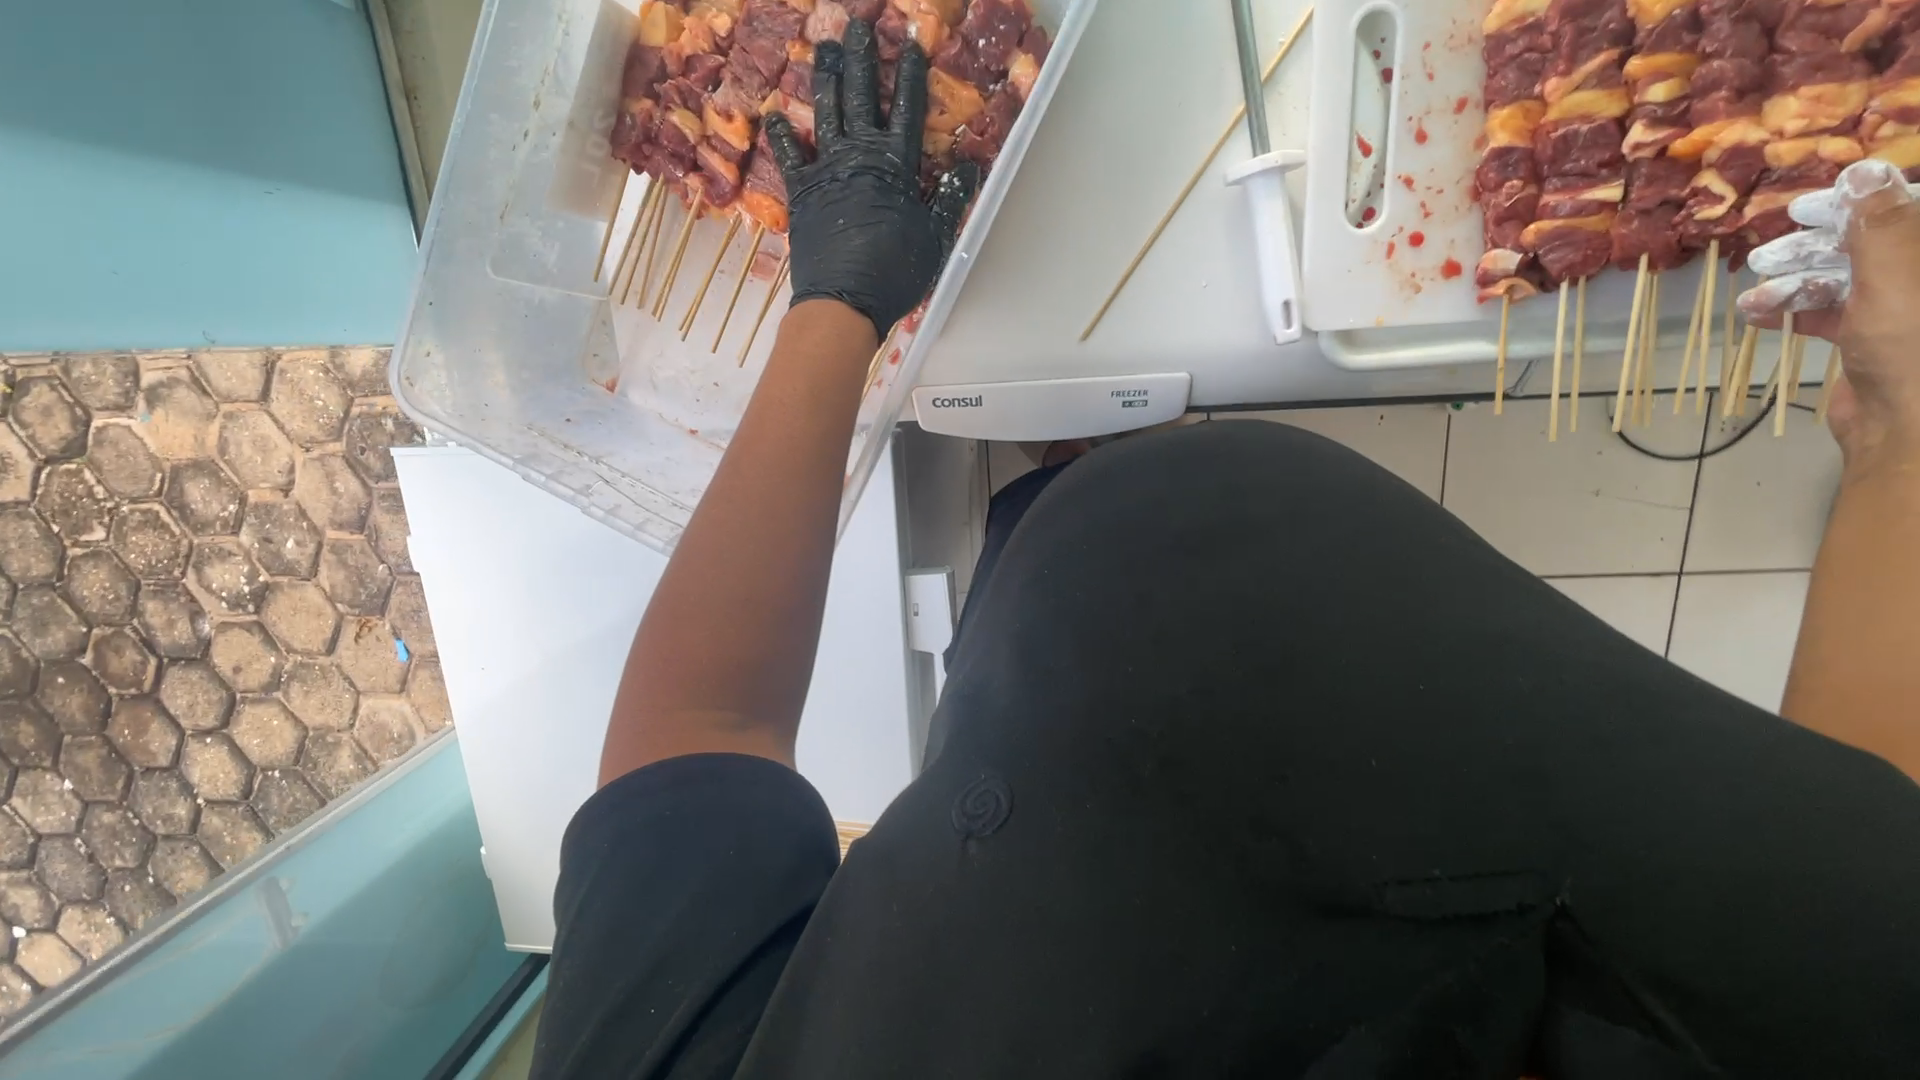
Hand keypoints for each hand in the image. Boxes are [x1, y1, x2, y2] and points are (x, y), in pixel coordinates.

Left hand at [764, 20, 978, 340]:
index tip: (910, 42)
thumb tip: (969, 166)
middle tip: (855, 25)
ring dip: (826, 79)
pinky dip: (783, 135)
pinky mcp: (802, 191)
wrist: (845, 300)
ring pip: (827, 113)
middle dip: (862, 59)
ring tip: (825, 49)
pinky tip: (775, 114)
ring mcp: (828, 169)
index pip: (907, 109)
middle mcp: (860, 156)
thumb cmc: (895, 272)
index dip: (910, 74)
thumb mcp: (934, 238)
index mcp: (896, 165)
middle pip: (863, 98)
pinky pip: (791, 155)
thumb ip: (949, 199)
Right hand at [1739, 160, 1919, 461]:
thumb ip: (1882, 225)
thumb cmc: (1913, 349)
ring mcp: (1907, 309)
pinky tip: (1758, 314)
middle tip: (1771, 252)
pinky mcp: (1878, 338)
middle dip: (1818, 247)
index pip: (1908, 211)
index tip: (1809, 206)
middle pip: (1875, 243)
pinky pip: (1834, 312)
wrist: (1908, 428)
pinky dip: (1795, 310)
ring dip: (1797, 281)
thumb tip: (1865, 170)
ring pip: (1849, 278)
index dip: (1861, 203)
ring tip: (1756, 290)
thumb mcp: (1895, 279)